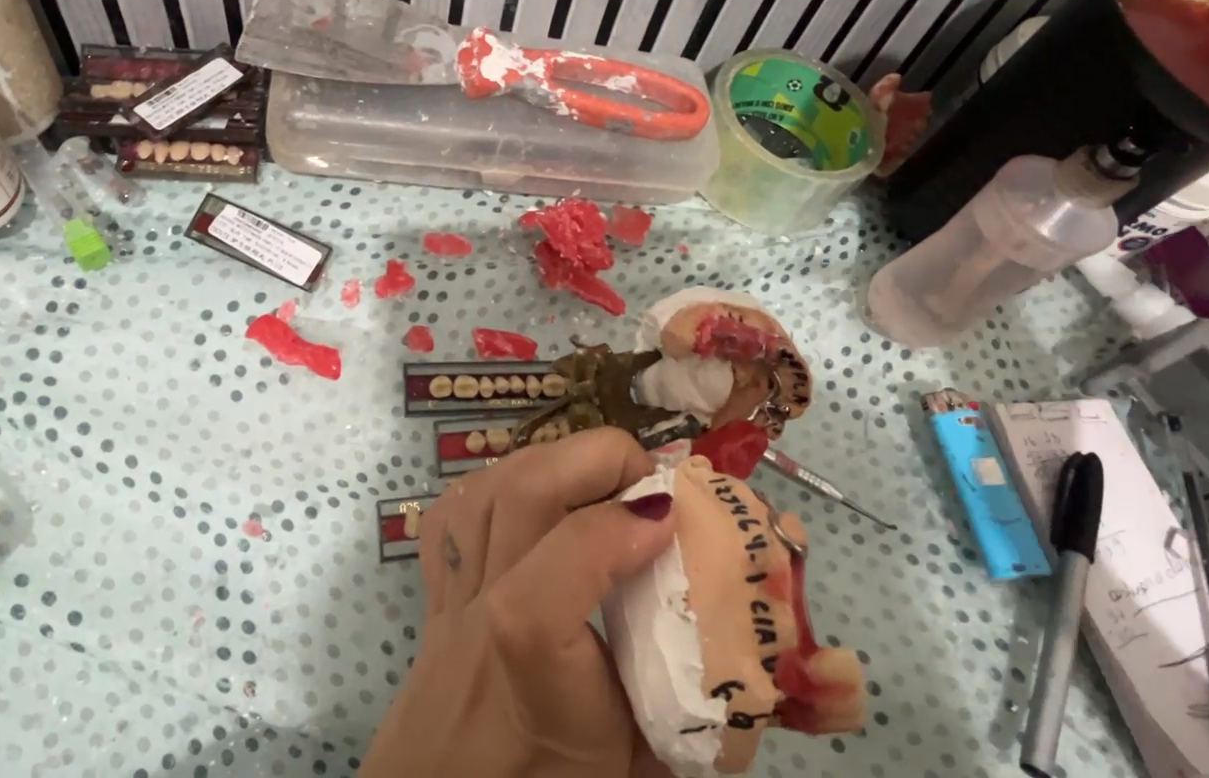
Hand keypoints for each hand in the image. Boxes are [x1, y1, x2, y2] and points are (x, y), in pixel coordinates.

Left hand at [359, 428, 677, 777]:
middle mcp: (479, 619)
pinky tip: (531, 495)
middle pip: (517, 498)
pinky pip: (451, 513)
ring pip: (486, 489)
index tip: (672, 518)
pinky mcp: (434, 591)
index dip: (619, 527)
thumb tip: (775, 652)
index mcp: (533, 671)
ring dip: (553, 461)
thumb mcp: (642, 753)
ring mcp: (449, 597)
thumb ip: (700, 700)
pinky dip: (497, 484)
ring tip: (600, 477)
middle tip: (648, 481)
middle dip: (594, 460)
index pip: (562, 569)